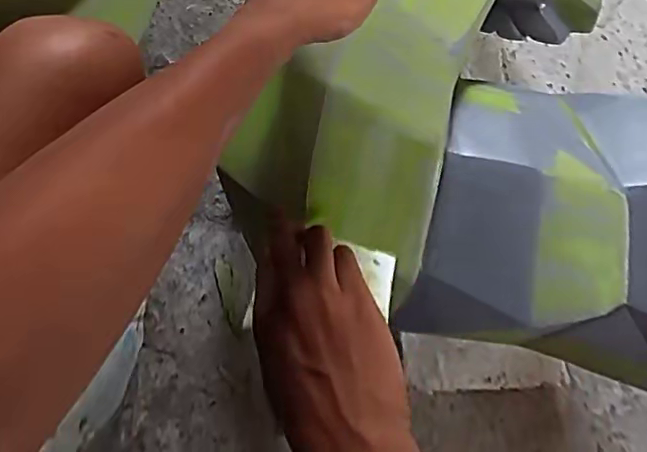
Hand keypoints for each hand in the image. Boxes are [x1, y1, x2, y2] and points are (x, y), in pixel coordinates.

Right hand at [254, 223, 417, 451]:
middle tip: (302, 249)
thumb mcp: (268, 344)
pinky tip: (344, 303)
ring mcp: (355, 298)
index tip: (277, 216)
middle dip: (308, 236)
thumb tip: (268, 261)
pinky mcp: (378, 314)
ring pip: (343, 253)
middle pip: (318, 236)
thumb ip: (267, 295)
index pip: (282, 239)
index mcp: (291, 293)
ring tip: (326, 277)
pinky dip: (349, 281)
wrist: (356, 438)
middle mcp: (324, 286)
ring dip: (331, 258)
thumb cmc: (300, 397)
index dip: (278, 222)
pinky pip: (361, 280)